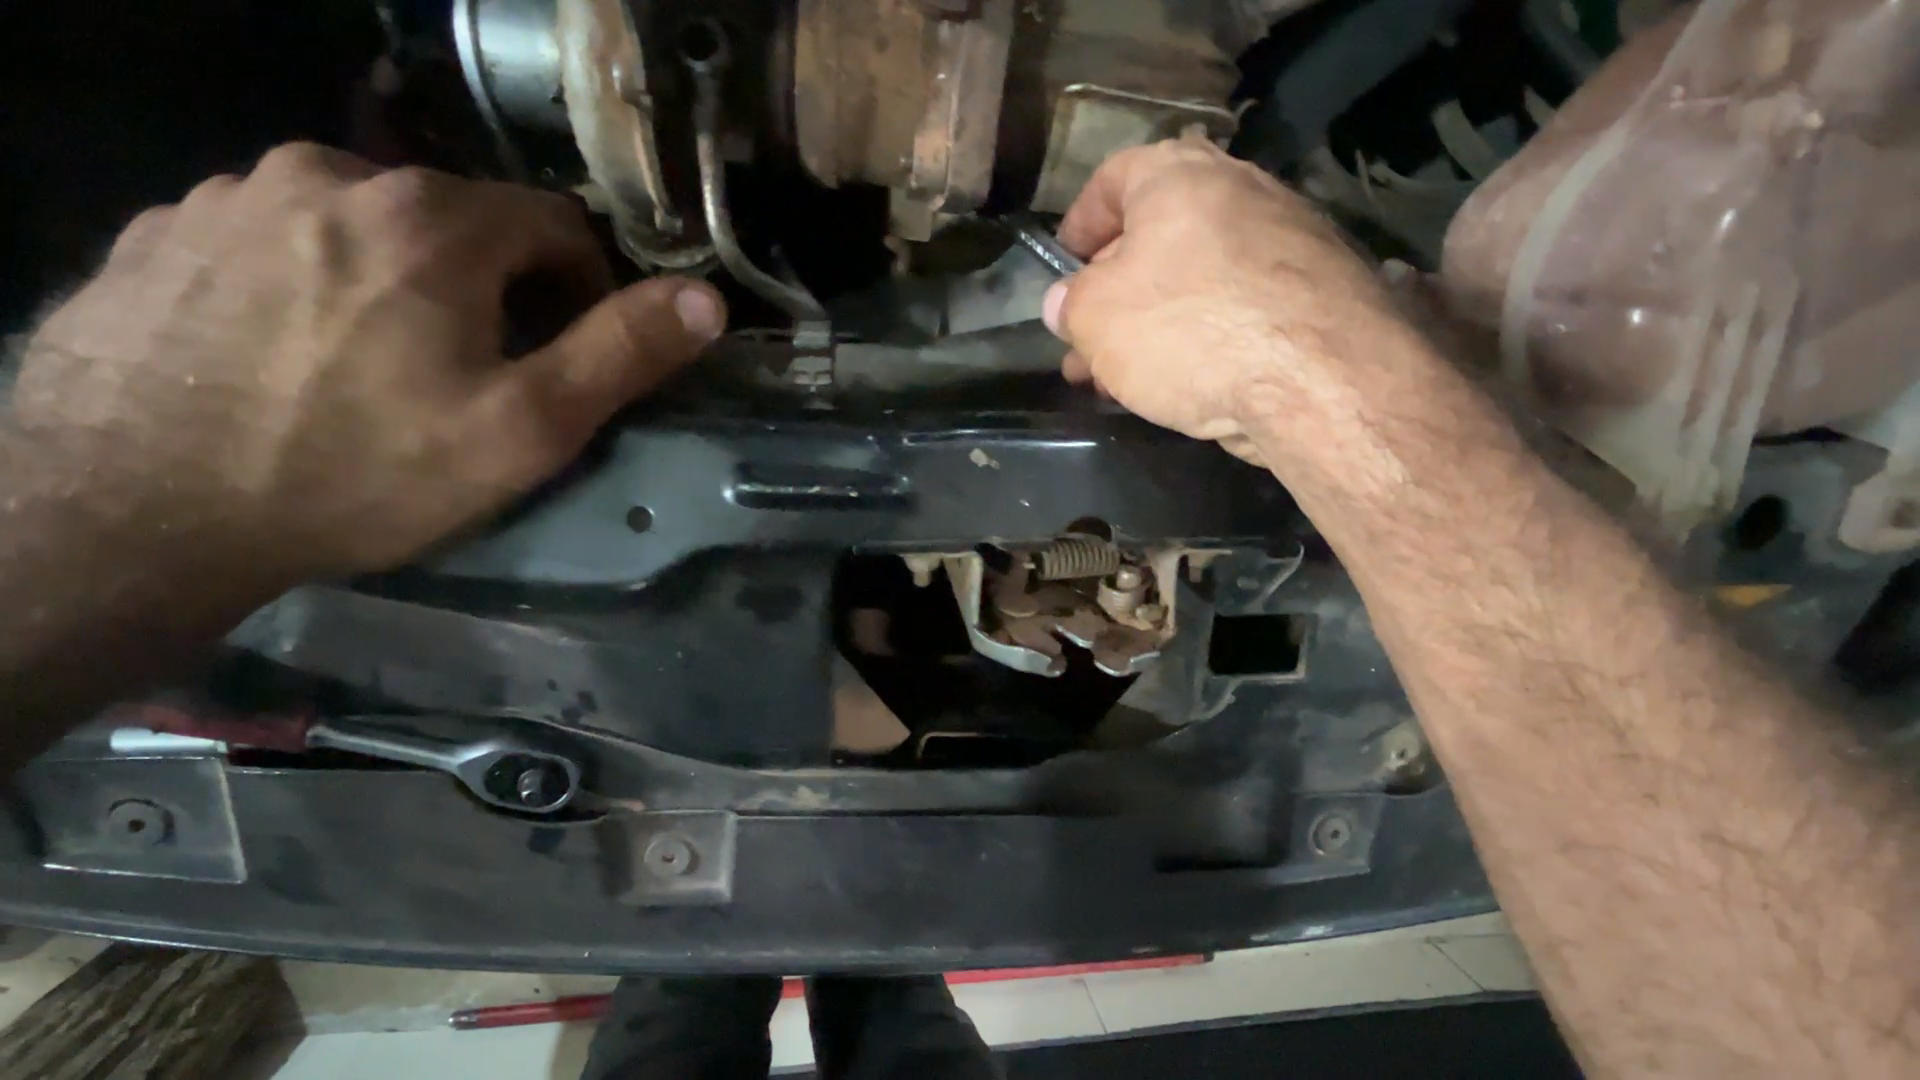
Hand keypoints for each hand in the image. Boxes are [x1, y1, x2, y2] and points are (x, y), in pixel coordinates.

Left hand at [9, 142, 723, 582]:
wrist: (129, 513)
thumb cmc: (362, 473)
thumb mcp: (524, 428)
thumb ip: (621, 353)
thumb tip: (707, 298)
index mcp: (432, 219)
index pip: (555, 222)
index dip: (584, 287)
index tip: (567, 351)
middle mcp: (331, 174)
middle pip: (460, 219)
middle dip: (493, 285)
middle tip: (479, 372)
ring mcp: (234, 195)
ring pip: (369, 224)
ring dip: (402, 277)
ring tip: (384, 365)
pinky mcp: (164, 229)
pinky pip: (283, 237)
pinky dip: (316, 279)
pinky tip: (298, 353)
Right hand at [1041, 138, 1407, 462]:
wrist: (1320, 380)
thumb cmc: (1189, 329)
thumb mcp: (1095, 319)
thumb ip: (1068, 304)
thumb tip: (1064, 301)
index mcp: (1179, 176)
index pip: (1112, 179)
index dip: (1078, 224)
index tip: (1063, 268)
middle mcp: (1240, 190)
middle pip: (1157, 234)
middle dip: (1114, 291)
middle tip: (1085, 340)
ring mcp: (1289, 238)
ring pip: (1198, 276)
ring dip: (1155, 321)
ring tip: (1124, 376)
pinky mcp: (1320, 290)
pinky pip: (1241, 304)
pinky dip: (1206, 335)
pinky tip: (1186, 381)